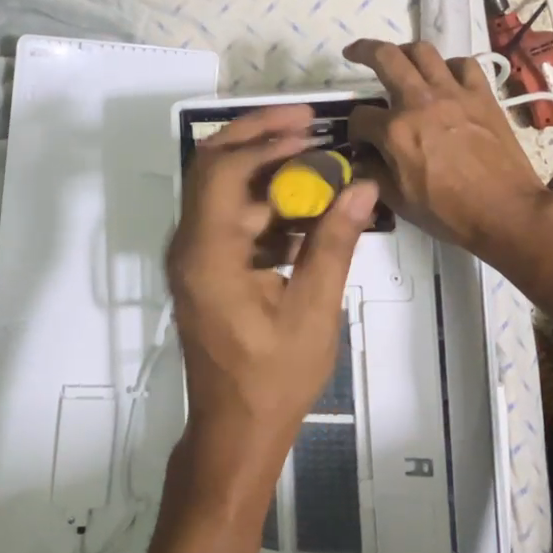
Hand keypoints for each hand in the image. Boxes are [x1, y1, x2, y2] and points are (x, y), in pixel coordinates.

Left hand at [167, 105, 377, 462]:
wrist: (235, 431)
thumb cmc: (273, 379)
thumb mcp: (313, 312)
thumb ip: (334, 244)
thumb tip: (362, 186)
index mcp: (207, 255)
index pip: (224, 173)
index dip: (267, 143)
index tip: (313, 132)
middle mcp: (190, 245)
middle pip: (212, 166)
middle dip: (258, 136)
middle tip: (308, 121)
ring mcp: (194, 254)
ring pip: (220, 186)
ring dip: (264, 164)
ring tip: (315, 153)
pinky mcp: (206, 265)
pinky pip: (230, 214)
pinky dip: (264, 198)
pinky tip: (306, 200)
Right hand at [344, 39, 552, 267]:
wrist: (506, 212)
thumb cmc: (450, 213)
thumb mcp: (399, 202)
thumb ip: (373, 174)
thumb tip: (361, 161)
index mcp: (395, 131)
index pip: (360, 117)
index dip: (355, 130)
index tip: (362, 143)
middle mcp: (420, 101)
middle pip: (385, 57)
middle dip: (363, 51)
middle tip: (354, 53)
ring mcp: (454, 93)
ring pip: (423, 50)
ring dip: (405, 51)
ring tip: (400, 59)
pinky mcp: (482, 95)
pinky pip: (464, 64)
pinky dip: (451, 66)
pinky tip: (447, 79)